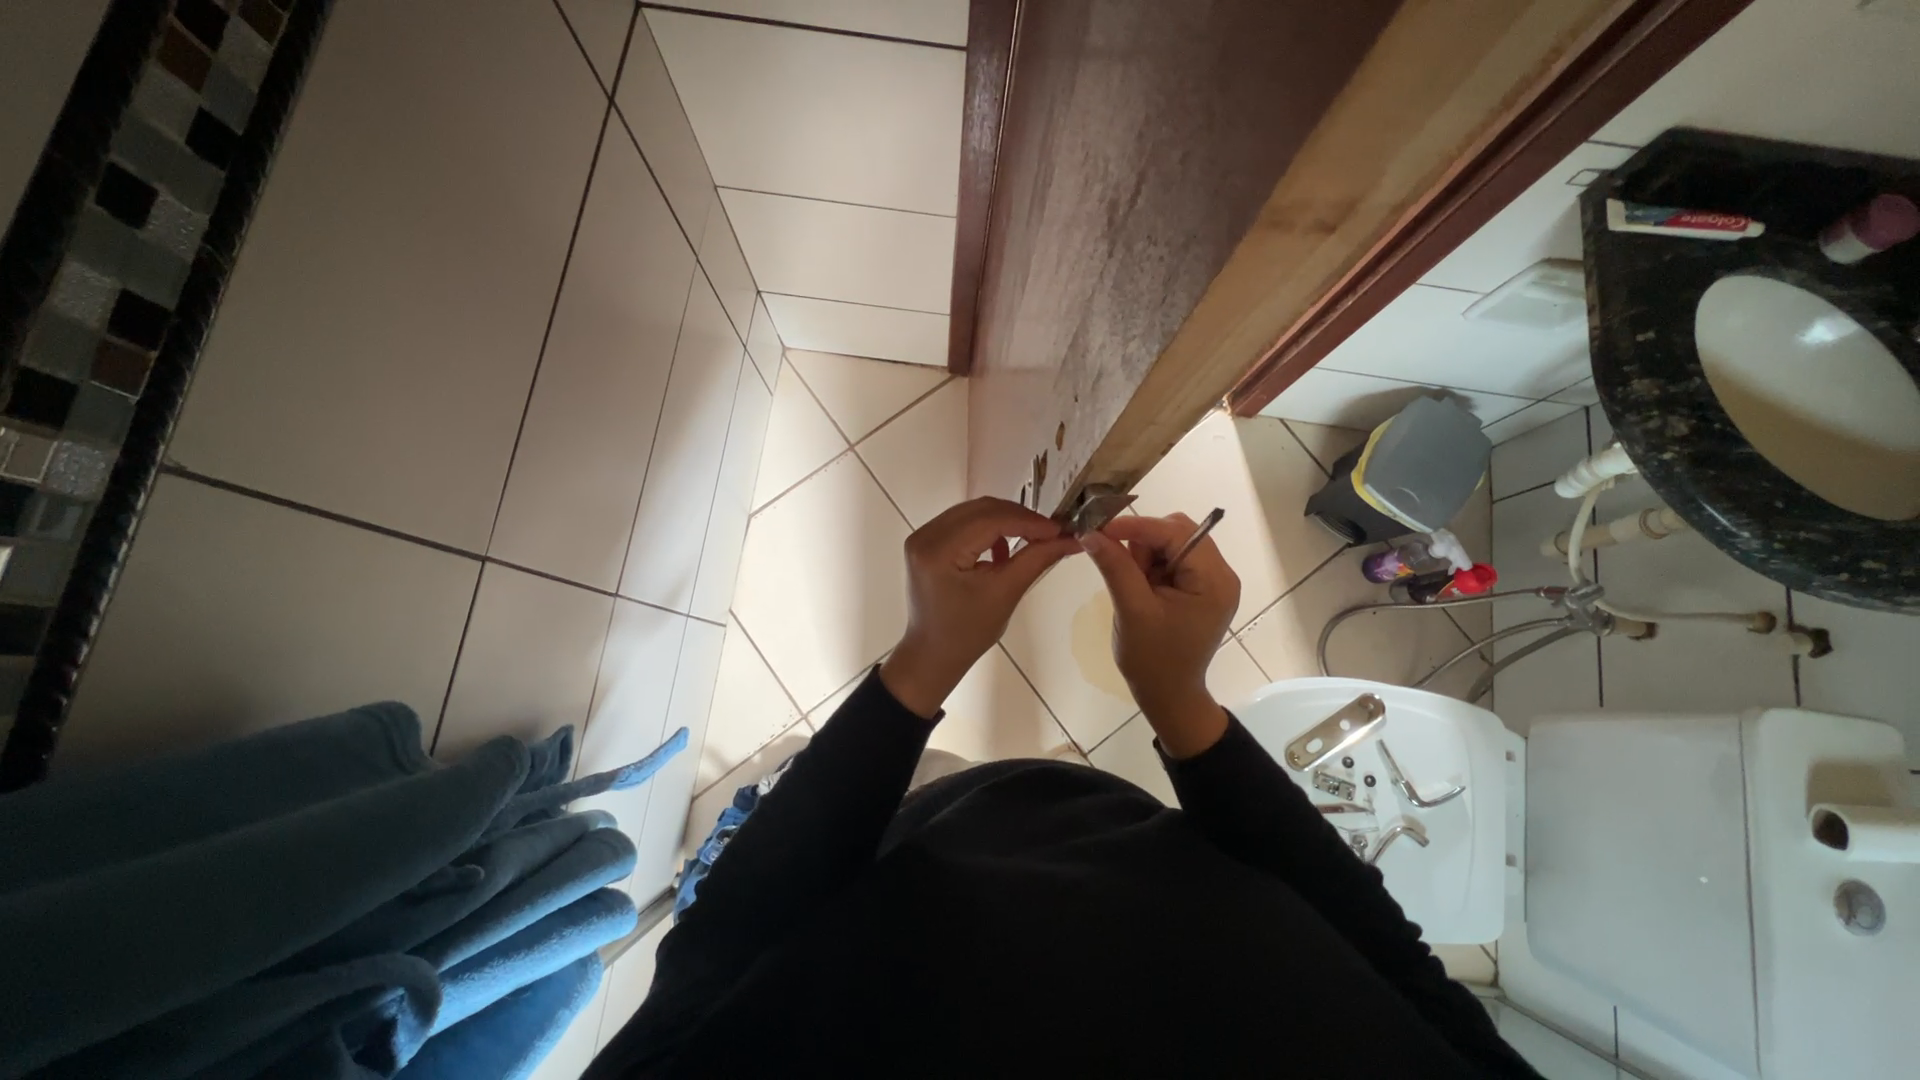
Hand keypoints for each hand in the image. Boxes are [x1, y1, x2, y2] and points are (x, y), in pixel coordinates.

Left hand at [879, 497, 1080, 717]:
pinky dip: (988, 529)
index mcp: (938, 550)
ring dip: (1005, 521)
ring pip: (973, 512)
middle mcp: (925, 536)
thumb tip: (1071, 538)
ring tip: (1032, 539)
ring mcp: (922, 536)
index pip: (989, 520)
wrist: (934, 653)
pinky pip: (964, 523)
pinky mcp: (927, 542)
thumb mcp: (1006, 593)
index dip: (1027, 521)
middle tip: (1051, 533)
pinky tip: (1003, 551)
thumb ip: (1037, 558)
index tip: (1060, 530)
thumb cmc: (968, 632)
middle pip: (980, 510)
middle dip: (1019, 517)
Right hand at [1080, 514, 1240, 757]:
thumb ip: (1115, 567)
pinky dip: (1152, 565)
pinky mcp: (1201, 588)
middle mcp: (1222, 574)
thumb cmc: (1152, 659)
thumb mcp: (1131, 611)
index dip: (1137, 525)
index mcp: (1214, 580)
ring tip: (1135, 587)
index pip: (1176, 532)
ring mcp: (1214, 581)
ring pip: (1173, 542)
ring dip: (1146, 555)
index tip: (1100, 529)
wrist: (1169, 695)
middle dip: (1144, 542)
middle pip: (1179, 531)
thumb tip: (1090, 532)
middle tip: (1122, 567)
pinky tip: (1143, 589)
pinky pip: (1175, 559)